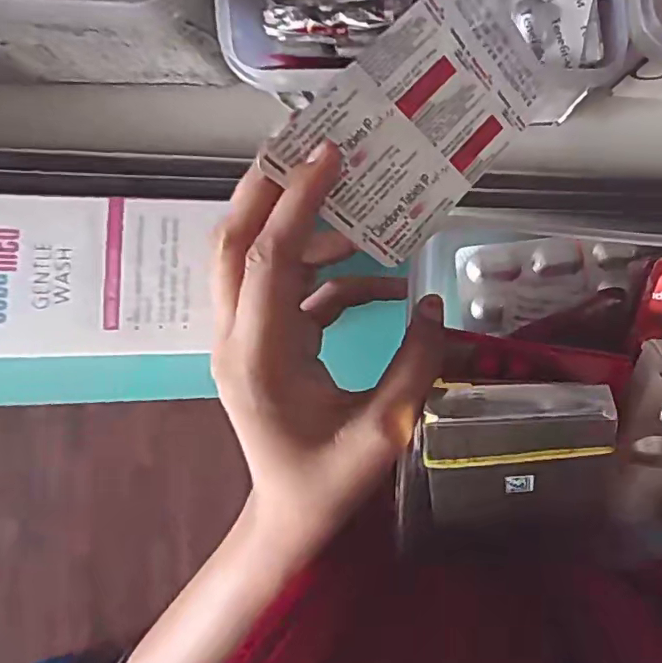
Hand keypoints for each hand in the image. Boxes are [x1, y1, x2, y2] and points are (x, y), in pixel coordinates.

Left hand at [209, 141, 443, 553]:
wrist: (290, 517)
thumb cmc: (331, 479)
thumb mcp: (386, 427)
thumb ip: (416, 361)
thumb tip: (428, 300)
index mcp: (260, 356)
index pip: (269, 260)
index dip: (298, 202)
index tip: (329, 155)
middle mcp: (239, 337)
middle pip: (234, 242)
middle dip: (266, 187)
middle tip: (307, 145)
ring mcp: (248, 337)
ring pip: (255, 257)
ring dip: (299, 222)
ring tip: (351, 196)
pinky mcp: (267, 341)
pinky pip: (293, 287)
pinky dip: (333, 272)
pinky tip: (382, 282)